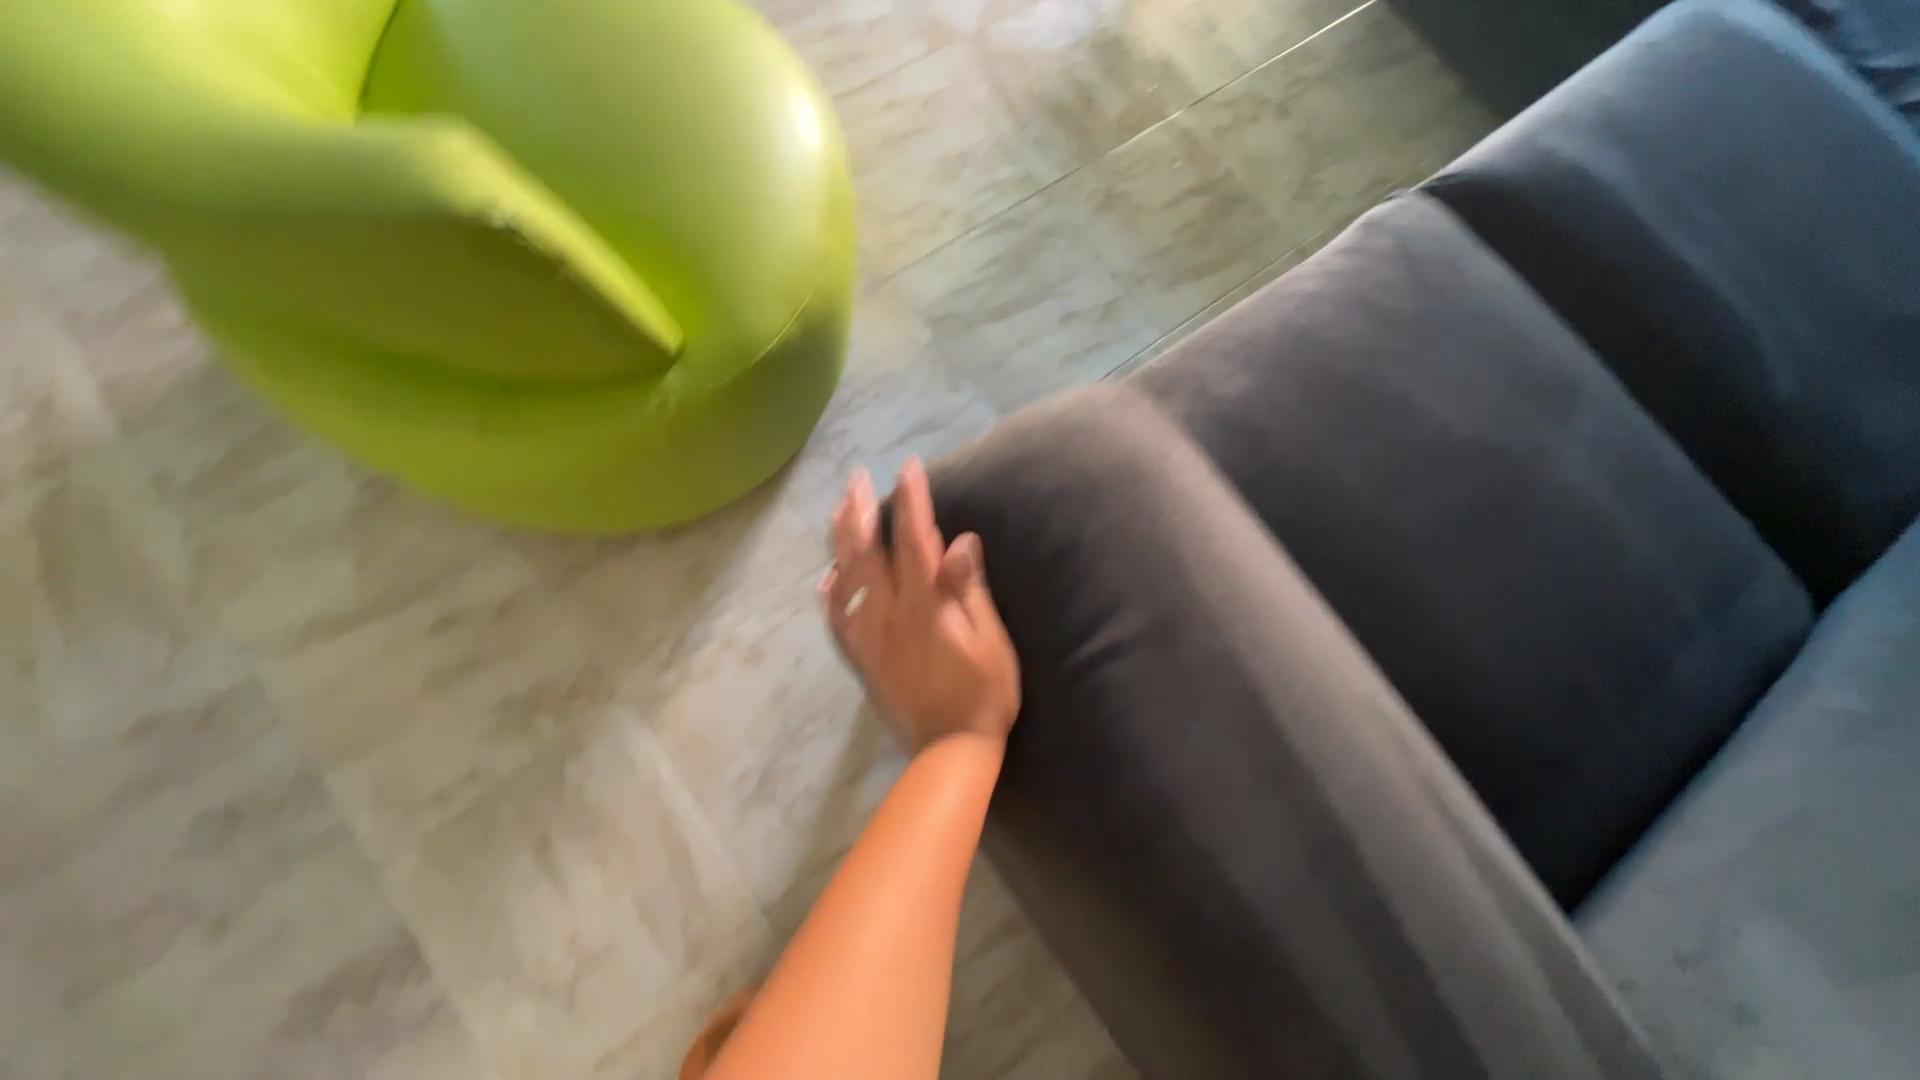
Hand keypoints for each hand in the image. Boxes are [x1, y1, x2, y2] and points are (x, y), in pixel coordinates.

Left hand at [821, 459, 1019, 752]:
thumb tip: (960, 542)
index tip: (908, 468)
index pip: (915, 542)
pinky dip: (829, 593)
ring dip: (840, 541)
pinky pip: (836, 620)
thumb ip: (968, 590)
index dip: (912, 502)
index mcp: (923, 608)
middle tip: (856, 478)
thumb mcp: (990, 641)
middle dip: (861, 511)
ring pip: (844, 580)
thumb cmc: (983, 693)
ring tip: (839, 510)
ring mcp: (867, 639)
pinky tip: (826, 578)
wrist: (949, 750)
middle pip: (866, 554)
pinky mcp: (860, 659)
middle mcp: (886, 617)